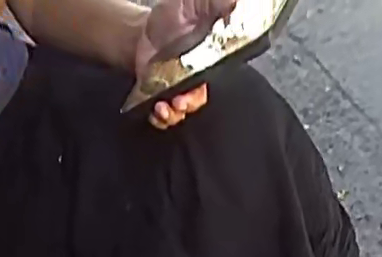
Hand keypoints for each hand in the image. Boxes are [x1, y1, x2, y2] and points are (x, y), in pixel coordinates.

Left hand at [134, 0, 236, 129]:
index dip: (207, 88)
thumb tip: (235, 2)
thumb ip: (213, 4)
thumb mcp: (194, 4)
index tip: (198, 89)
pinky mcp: (160, 100)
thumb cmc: (174, 16)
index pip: (214, 80)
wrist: (146, 29)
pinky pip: (162, 119)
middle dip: (189, 105)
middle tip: (180, 102)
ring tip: (163, 108)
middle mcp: (193, 82)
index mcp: (207, 62)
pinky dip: (159, 120)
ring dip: (172, 116)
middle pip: (196, 102)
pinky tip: (155, 112)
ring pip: (179, 114)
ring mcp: (176, 93)